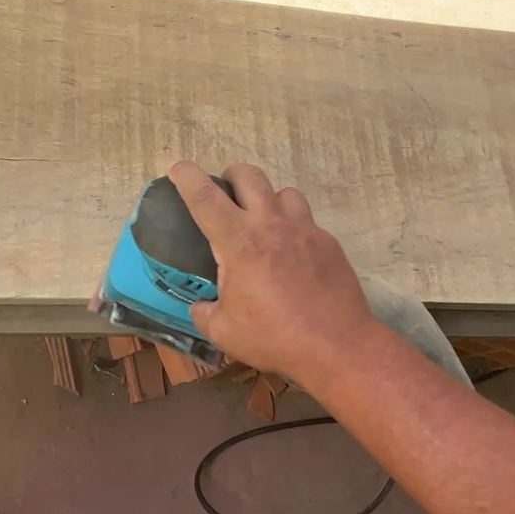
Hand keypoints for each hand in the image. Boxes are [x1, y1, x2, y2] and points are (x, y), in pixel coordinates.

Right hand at [167, 161, 384, 382]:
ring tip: (263, 222)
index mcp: (238, 241)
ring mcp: (304, 229)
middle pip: (249, 175)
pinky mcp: (327, 242)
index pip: (204, 196)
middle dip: (232, 176)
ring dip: (268, 200)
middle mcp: (271, 224)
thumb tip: (201, 306)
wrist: (337, 345)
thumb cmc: (274, 337)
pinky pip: (306, 221)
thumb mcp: (224, 332)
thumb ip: (204, 313)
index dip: (186, 176)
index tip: (177, 168)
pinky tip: (292, 255)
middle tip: (225, 193)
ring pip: (284, 192)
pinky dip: (294, 228)